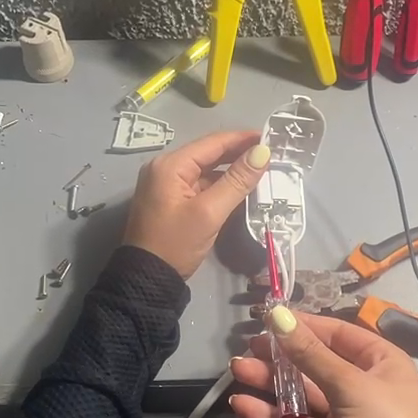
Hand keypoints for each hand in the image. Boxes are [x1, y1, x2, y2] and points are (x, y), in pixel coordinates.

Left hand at [120, 129, 269, 277]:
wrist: (147, 280)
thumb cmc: (176, 244)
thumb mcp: (209, 212)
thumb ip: (237, 181)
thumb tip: (263, 152)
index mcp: (170, 165)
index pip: (213, 143)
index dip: (243, 138)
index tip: (270, 137)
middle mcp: (165, 168)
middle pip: (209, 153)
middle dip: (239, 153)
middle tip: (270, 153)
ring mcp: (166, 184)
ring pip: (205, 169)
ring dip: (231, 169)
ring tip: (261, 168)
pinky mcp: (170, 199)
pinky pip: (199, 184)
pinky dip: (220, 184)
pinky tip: (241, 186)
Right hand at [229, 307, 417, 417]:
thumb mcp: (350, 386)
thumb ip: (310, 354)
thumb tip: (279, 316)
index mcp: (378, 360)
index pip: (335, 332)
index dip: (302, 325)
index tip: (268, 319)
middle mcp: (360, 381)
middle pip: (312, 361)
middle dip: (279, 355)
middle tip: (247, 347)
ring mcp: (343, 412)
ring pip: (300, 391)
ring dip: (269, 381)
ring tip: (237, 370)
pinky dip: (271, 414)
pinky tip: (243, 405)